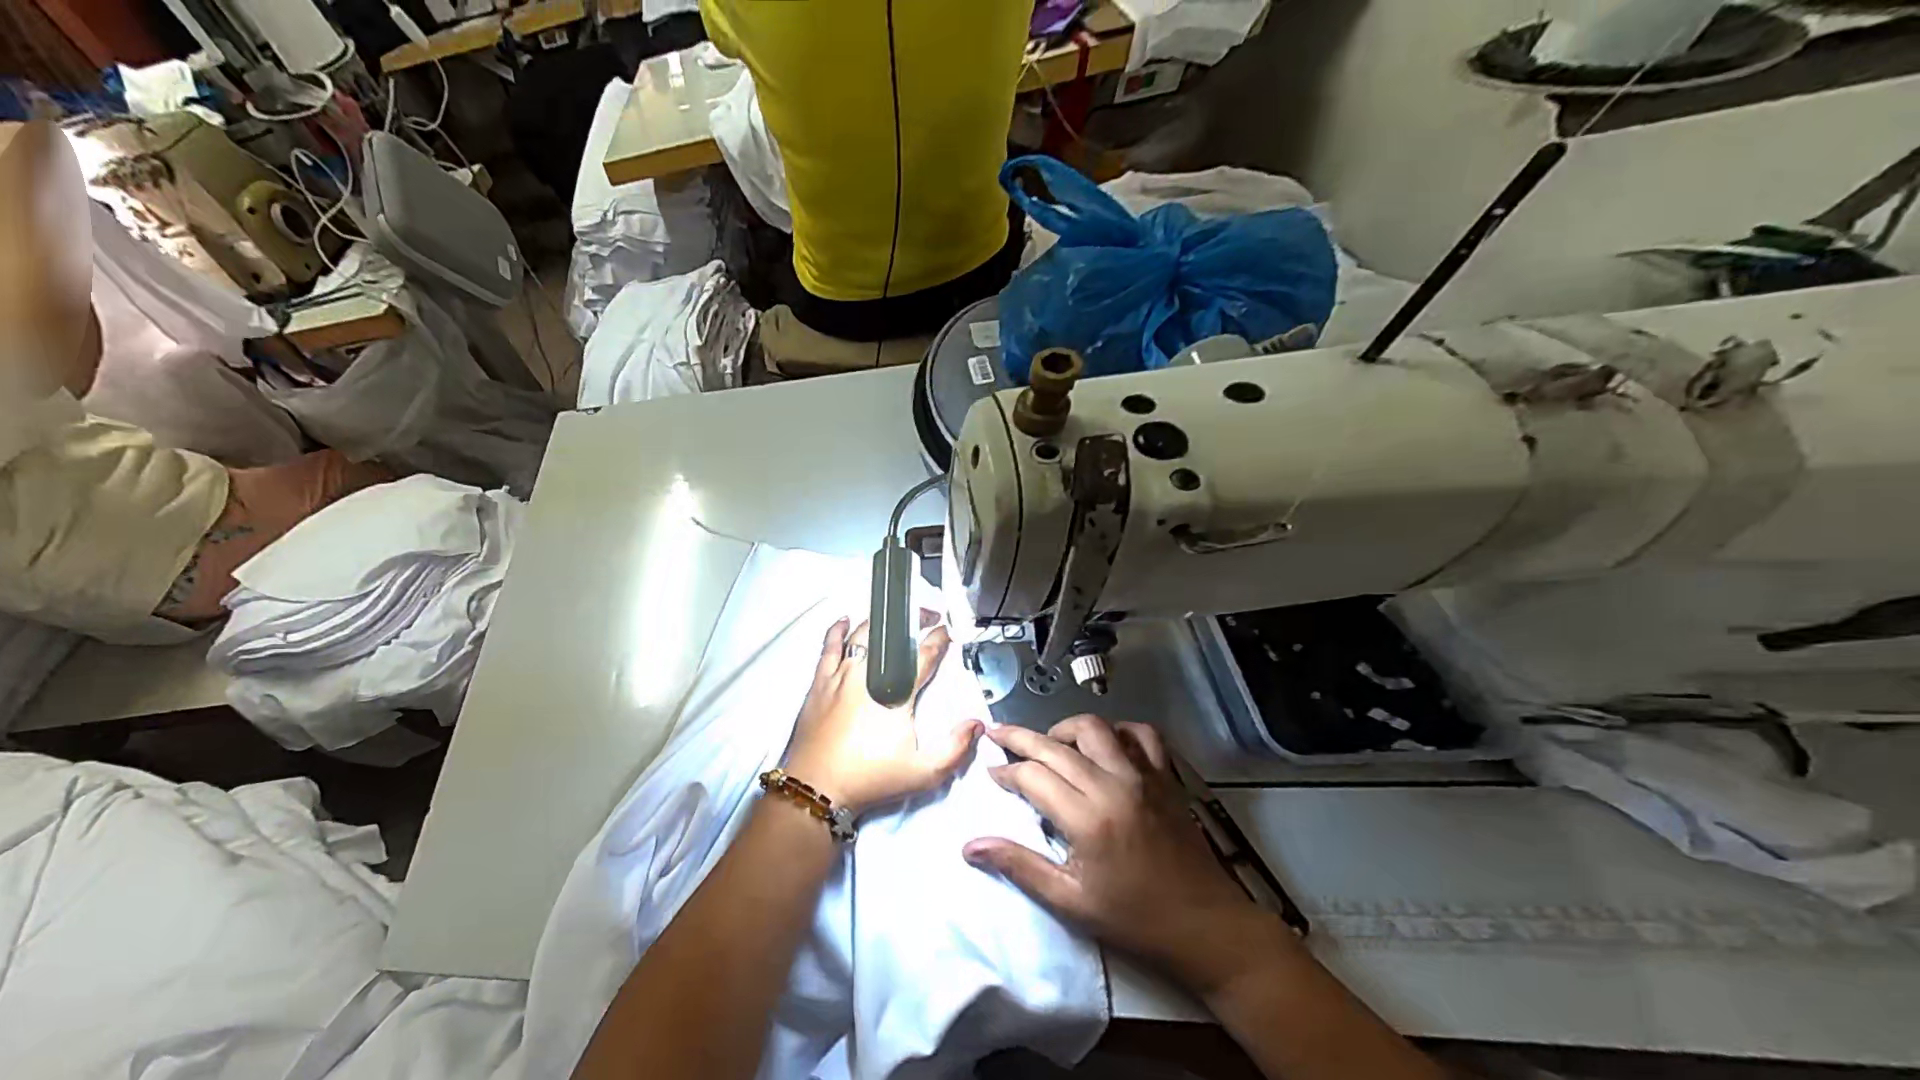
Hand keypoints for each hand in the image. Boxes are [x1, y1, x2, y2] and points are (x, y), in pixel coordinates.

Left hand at [784, 618, 981, 815]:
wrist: (816, 788)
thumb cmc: (869, 780)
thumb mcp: (923, 773)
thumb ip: (955, 748)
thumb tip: (975, 724)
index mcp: (896, 693)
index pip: (923, 655)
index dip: (939, 639)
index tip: (946, 632)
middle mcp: (868, 676)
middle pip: (892, 635)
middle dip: (913, 620)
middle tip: (926, 617)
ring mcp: (841, 676)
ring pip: (862, 635)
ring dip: (881, 623)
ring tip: (894, 619)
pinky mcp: (820, 682)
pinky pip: (829, 647)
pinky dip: (838, 630)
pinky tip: (844, 621)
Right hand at [963, 715, 1295, 995]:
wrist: (1203, 924)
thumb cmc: (1133, 918)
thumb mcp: (1070, 901)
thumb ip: (1020, 866)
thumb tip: (971, 846)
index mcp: (1086, 817)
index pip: (1033, 775)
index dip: (1006, 771)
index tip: (991, 774)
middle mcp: (1112, 784)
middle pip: (1055, 745)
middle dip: (1020, 737)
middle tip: (998, 735)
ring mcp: (1143, 775)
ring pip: (1095, 728)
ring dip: (1065, 729)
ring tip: (1050, 743)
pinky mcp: (1166, 776)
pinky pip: (1142, 734)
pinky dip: (1118, 731)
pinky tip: (1106, 745)